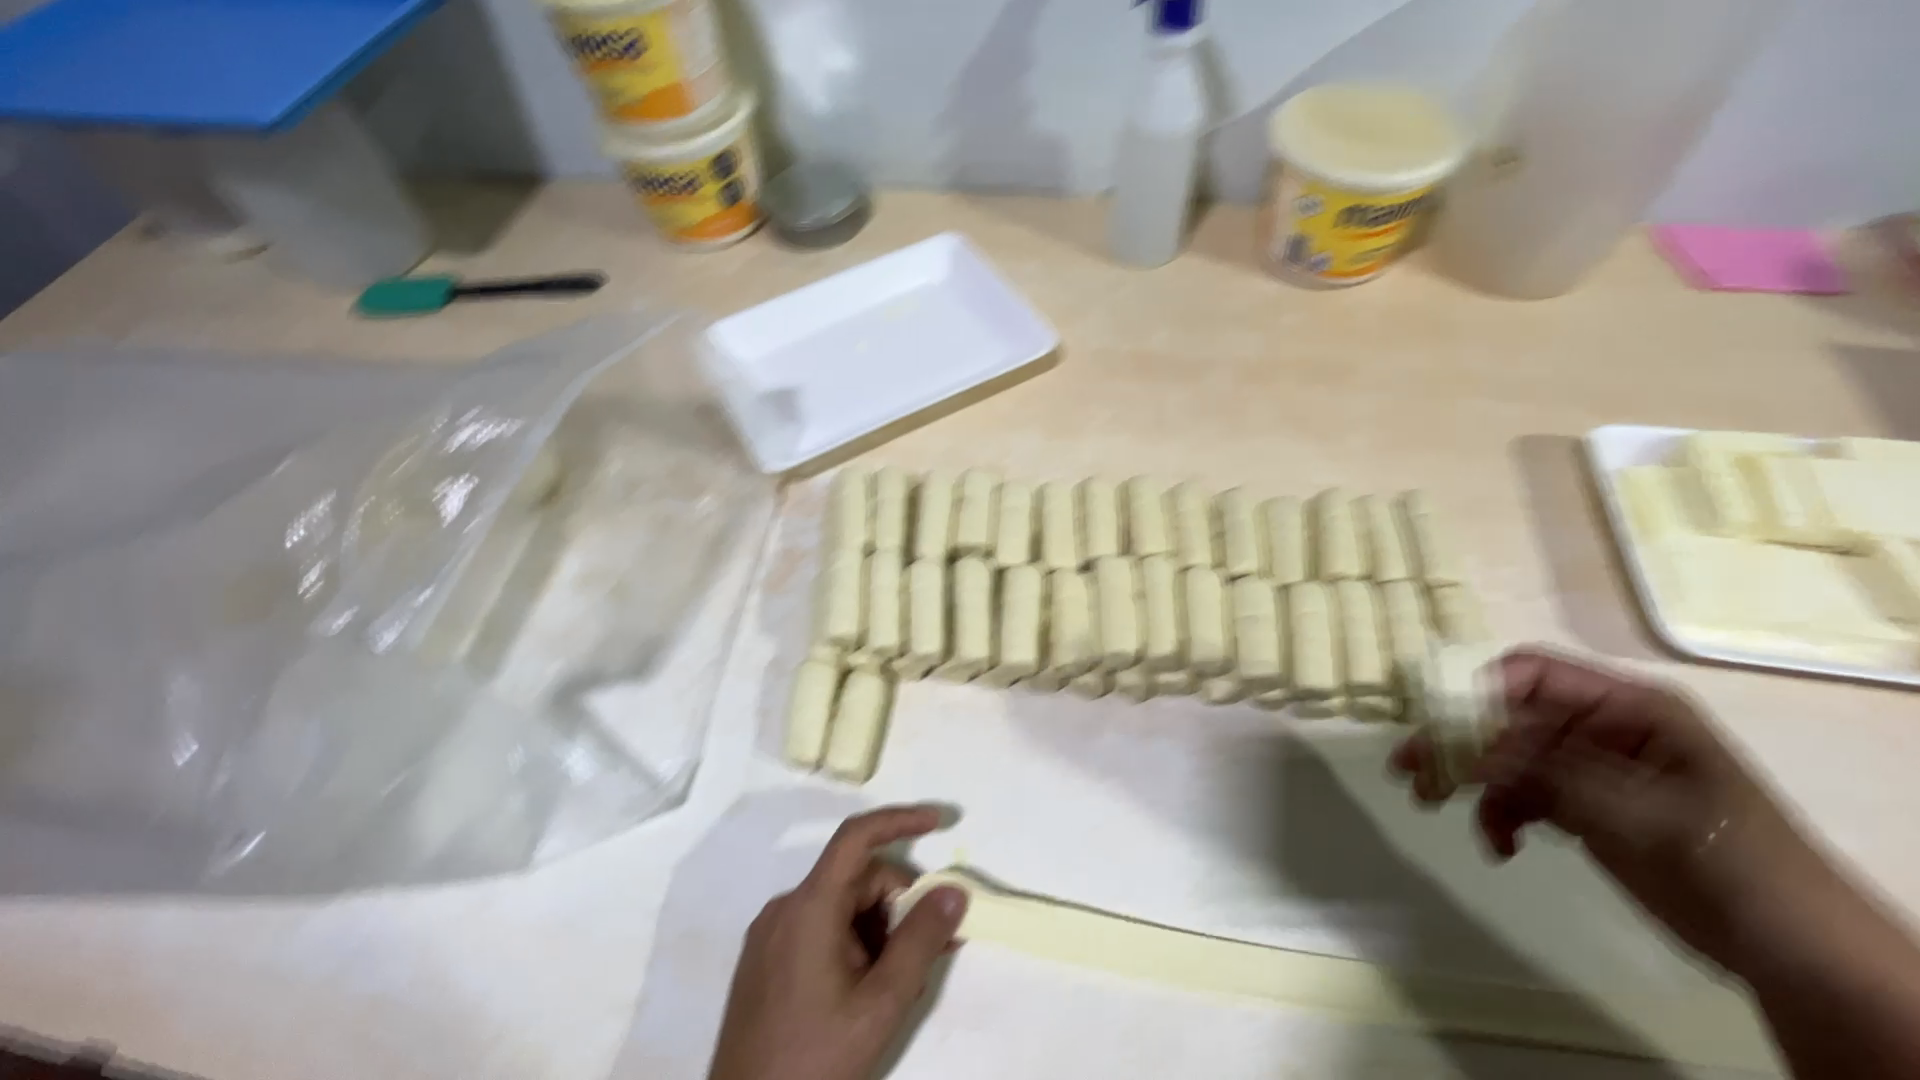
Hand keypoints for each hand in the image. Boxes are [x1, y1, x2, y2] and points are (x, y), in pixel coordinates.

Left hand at [709, 805, 967, 1079]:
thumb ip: (920, 941)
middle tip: (927, 954)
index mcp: (809, 907)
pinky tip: (862, 990)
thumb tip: (953, 891)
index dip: (900, 821)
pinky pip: (818, 928)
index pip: (856, 838)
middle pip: (855, 881)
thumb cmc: (817, 1057)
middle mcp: (784, 908)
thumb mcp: (882, 1003)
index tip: (940, 822)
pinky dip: (851, 943)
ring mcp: (769, 934)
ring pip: (840, 907)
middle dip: (897, 906)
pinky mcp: (764, 959)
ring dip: (875, 931)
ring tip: (890, 987)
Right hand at [1391, 648, 1832, 973]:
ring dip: (1469, 782)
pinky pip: (1520, 797)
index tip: (1432, 724)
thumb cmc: (1729, 860)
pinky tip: (1502, 847)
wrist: (1790, 945)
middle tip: (1408, 771)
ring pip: (1504, 758)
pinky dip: (1500, 817)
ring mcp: (1590, 770)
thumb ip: (1549, 774)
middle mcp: (1602, 729)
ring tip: (1432, 808)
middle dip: (1456, 741)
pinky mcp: (1582, 809)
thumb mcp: (1639, 812)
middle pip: (1507, 716)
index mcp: (1629, 708)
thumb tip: (1466, 749)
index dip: (1478, 690)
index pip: (1533, 674)